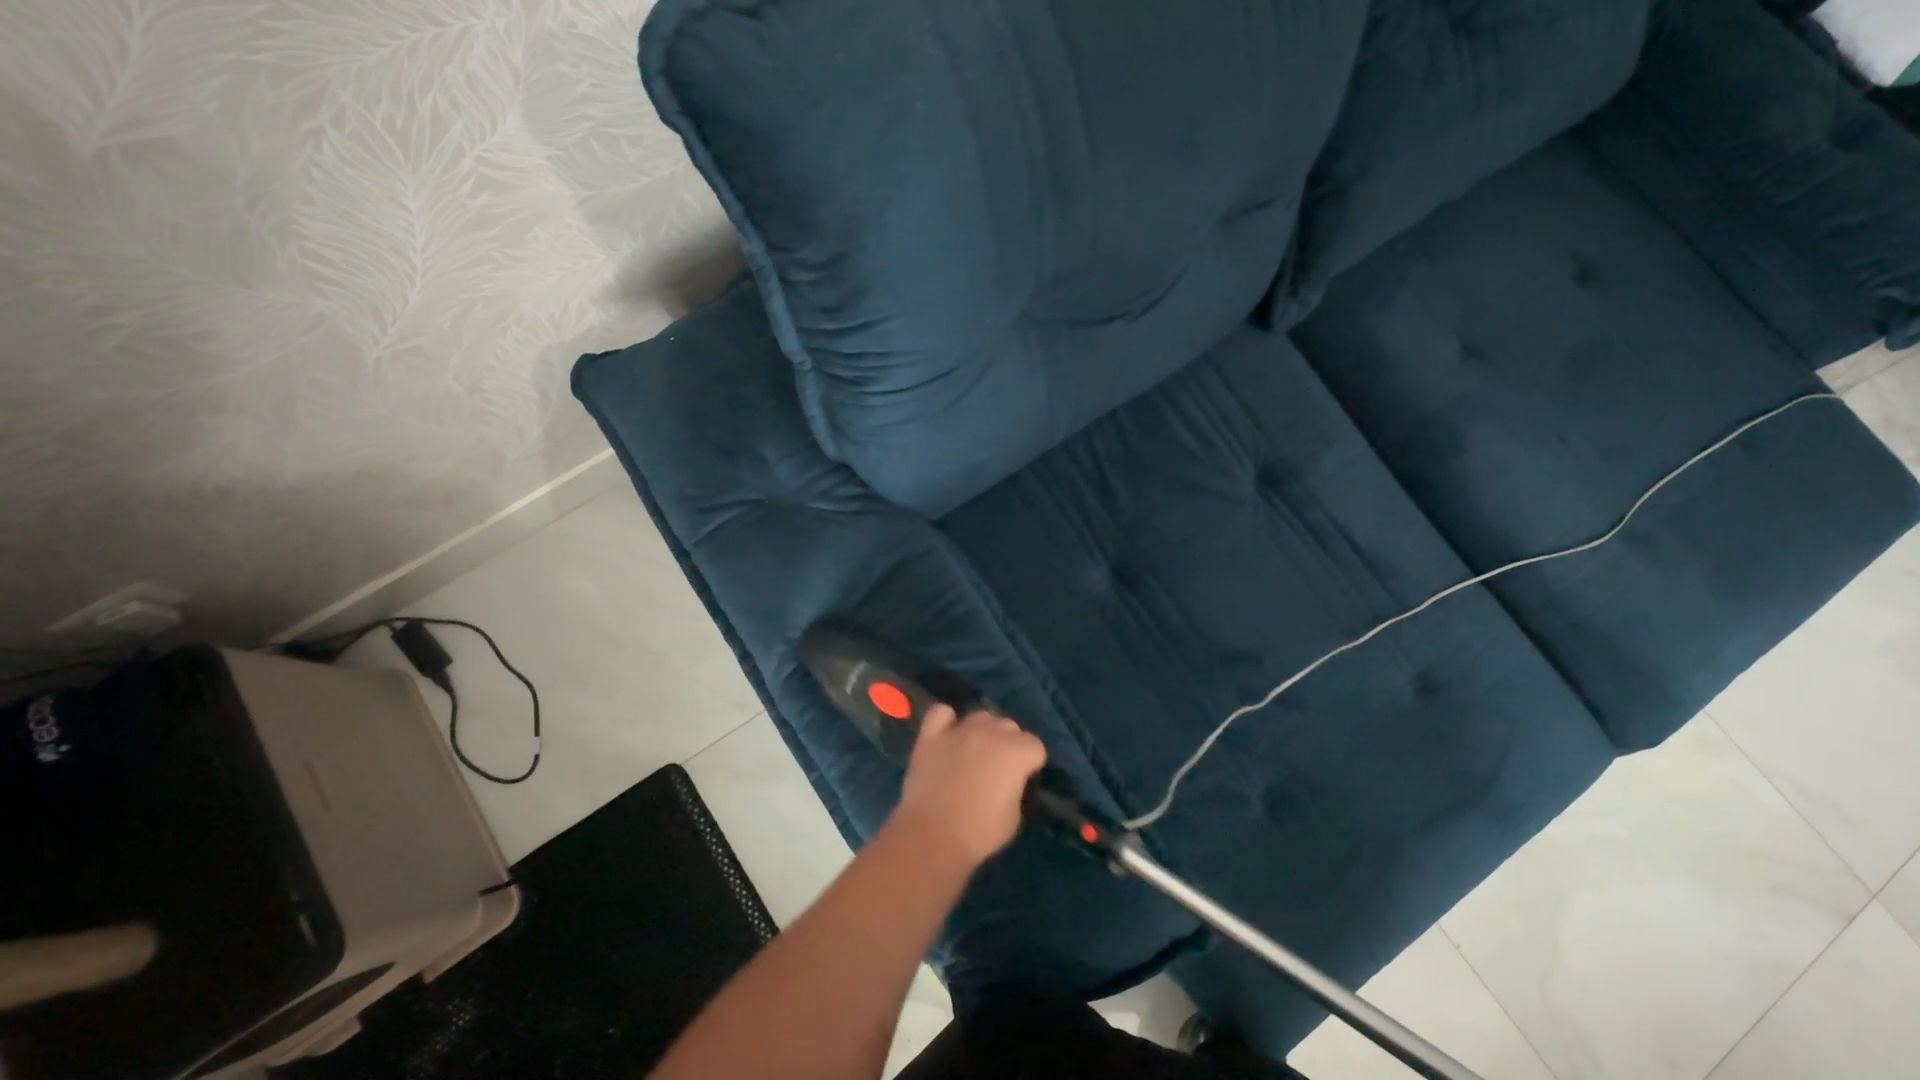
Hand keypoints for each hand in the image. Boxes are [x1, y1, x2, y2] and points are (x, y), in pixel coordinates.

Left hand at [890, 705, 1047, 869]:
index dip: (1031, 764)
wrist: (931, 836)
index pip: (1035, 746)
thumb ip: (1016, 788)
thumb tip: (1008, 781)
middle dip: (1010, 744)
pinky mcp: (930, 736)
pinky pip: (941, 713)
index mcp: (1016, 752)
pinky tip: (949, 736)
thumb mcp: (1014, 816)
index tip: (1023, 780)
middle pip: (1009, 726)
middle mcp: (990, 733)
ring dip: (984, 731)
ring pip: (980, 716)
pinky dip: (948, 721)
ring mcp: (958, 731)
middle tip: (999, 769)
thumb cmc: (979, 832)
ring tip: (976, 753)